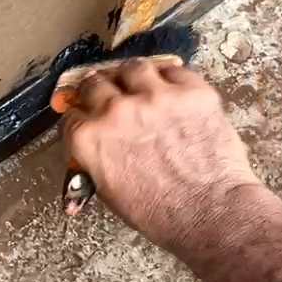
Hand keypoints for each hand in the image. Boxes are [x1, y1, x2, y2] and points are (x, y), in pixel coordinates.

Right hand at [61, 58, 271, 254]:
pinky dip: (170, 78)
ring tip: (139, 84)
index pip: (71, 114)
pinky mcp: (191, 92)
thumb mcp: (107, 190)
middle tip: (109, 94)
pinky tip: (171, 88)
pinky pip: (174, 70)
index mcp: (87, 138)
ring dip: (132, 76)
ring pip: (133, 67)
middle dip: (99, 89)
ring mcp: (154, 97)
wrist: (209, 213)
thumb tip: (94, 145)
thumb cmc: (156, 213)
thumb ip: (94, 157)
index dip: (80, 116)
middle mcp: (114, 111)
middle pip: (95, 83)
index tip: (87, 117)